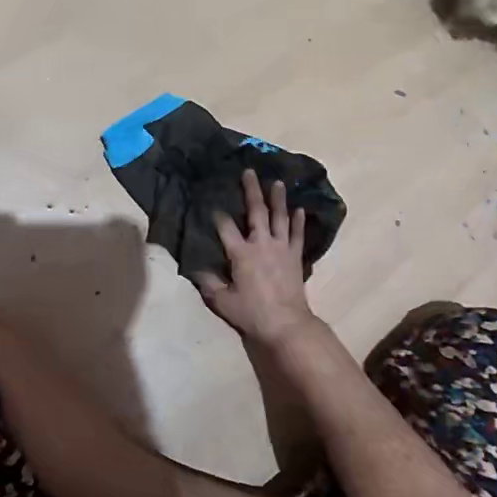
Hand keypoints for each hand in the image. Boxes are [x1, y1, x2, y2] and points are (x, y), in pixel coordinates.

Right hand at [195, 170, 317, 343]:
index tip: (212, 203)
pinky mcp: (296, 257)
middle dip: (252, 191)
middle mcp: (262, 244)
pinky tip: (299, 209)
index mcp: (241, 253)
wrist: (286, 324)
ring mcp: (282, 248)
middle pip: (256, 212)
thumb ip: (209, 283)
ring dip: (278, 199)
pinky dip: (298, 221)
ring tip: (278, 182)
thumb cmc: (252, 313)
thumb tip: (196, 268)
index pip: (226, 227)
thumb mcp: (222, 301)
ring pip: (280, 217)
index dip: (218, 214)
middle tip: (250, 172)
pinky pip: (298, 235)